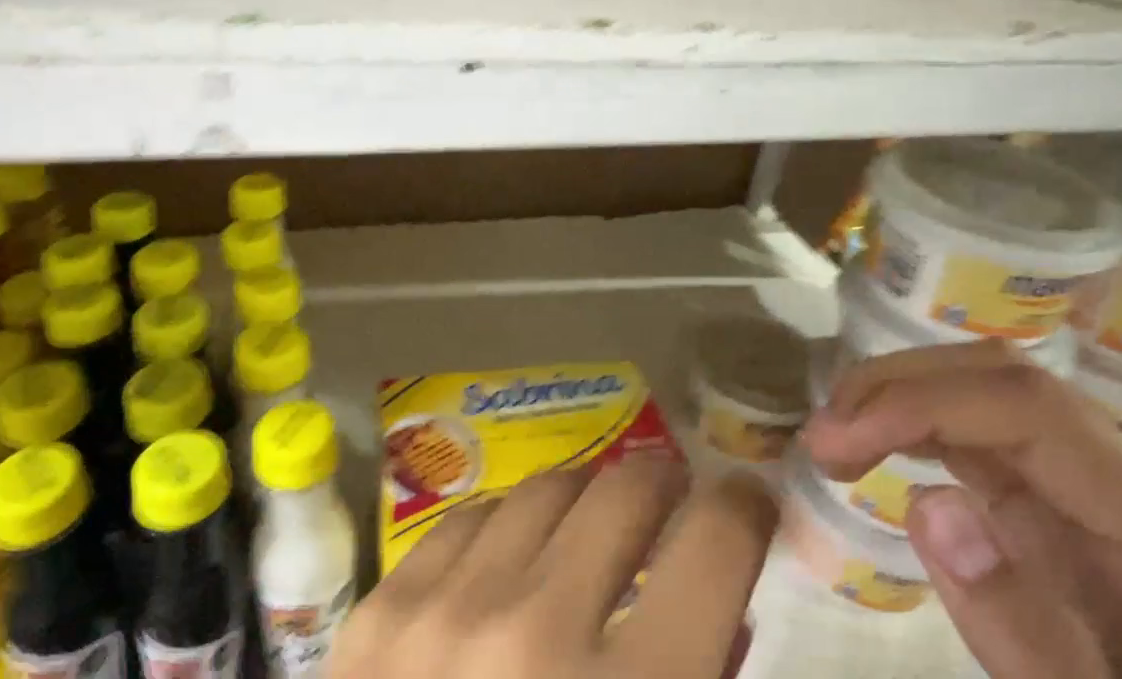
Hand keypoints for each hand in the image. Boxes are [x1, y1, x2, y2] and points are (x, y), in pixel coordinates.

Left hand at [330, 457, 775, 678]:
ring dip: (582, 500)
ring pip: (540, 492)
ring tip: (589, 522)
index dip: (743, 510)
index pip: (716, 544)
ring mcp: (443, 615)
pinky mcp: (377, 616)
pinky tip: (509, 554)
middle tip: (670, 501)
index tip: (744, 504)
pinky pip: (462, 523)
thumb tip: (718, 615)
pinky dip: (502, 527)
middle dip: (663, 487)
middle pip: (625, 493)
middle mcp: (535, 633)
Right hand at [803, 340, 1121, 678]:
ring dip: (901, 399)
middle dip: (899, 388)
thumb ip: (1030, 636)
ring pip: (994, 394)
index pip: (1034, 411)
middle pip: (1010, 382)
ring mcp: (1103, 493)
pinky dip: (921, 429)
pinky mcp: (1073, 507)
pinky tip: (879, 451)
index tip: (834, 444)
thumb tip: (926, 506)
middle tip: (820, 440)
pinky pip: (991, 437)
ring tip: (835, 443)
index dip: (921, 402)